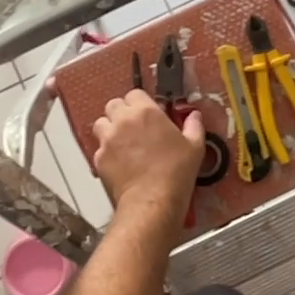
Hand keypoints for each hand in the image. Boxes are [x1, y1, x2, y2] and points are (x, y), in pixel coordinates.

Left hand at [91, 90, 204, 218]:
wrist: (152, 200)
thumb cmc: (176, 171)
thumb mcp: (194, 147)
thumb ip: (194, 126)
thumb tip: (195, 116)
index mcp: (146, 111)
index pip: (134, 93)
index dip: (140, 103)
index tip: (148, 114)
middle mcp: (123, 120)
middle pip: (113, 104)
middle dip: (121, 112)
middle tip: (133, 127)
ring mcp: (107, 139)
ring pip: (101, 124)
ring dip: (109, 129)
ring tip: (121, 142)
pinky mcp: (98, 158)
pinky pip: (99, 148)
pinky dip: (106, 152)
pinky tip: (119, 163)